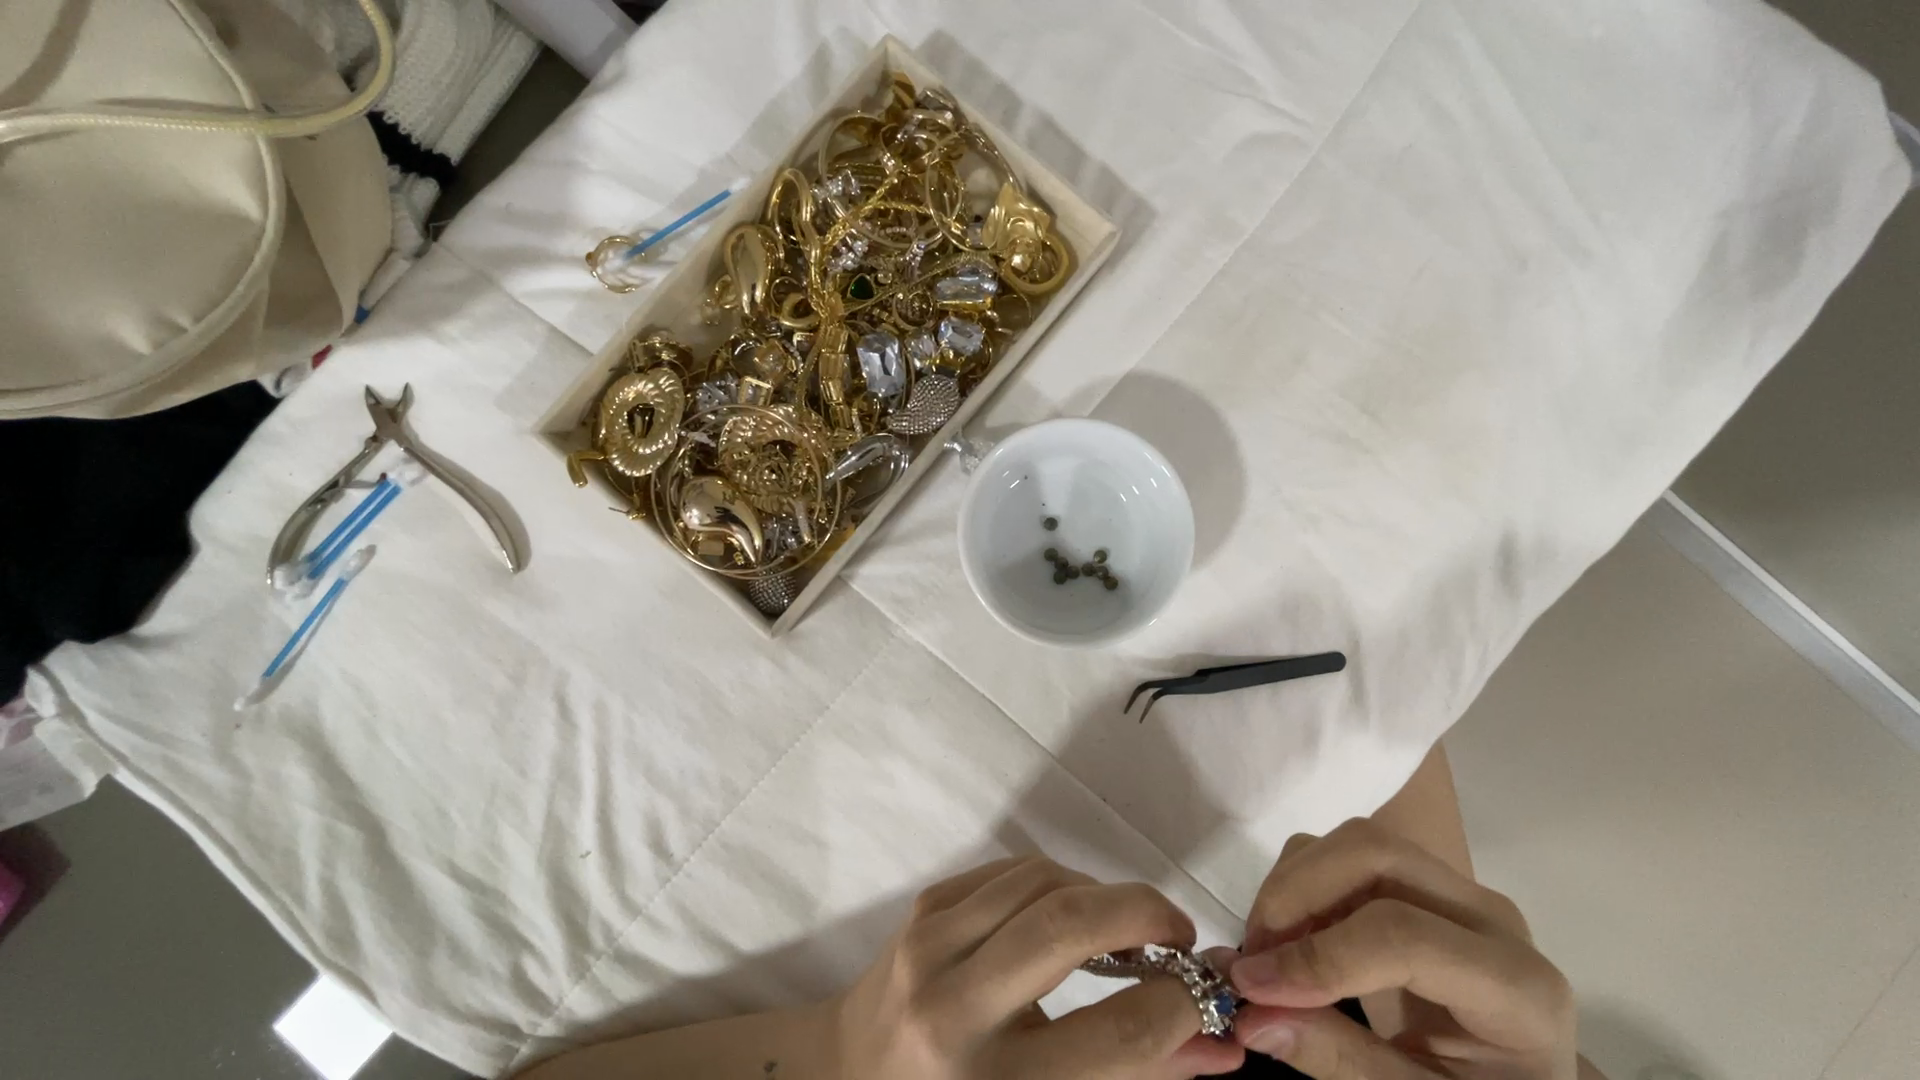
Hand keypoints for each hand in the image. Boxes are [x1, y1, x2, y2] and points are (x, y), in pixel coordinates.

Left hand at [830, 856, 1246, 1079]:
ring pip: (1043, 881)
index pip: (1114, 1036)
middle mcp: (954, 1005)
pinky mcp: (925, 904)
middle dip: (1144, 914)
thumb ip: (1133, 1072)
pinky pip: (1013, 870)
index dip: (1181, 1008)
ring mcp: (931, 943)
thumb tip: (1219, 1045)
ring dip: (1102, 894)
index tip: (1205, 991)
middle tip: (1178, 935)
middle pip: (1069, 926)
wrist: (850, 1070)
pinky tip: (1070, 911)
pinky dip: (1059, 881)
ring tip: (1125, 926)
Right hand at [1230, 819, 1579, 1079]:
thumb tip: (1250, 1015)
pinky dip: (1303, 885)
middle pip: (1374, 854)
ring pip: (1354, 843)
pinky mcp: (1422, 884)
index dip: (1319, 956)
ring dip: (1293, 885)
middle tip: (1253, 954)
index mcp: (1516, 988)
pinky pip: (1347, 856)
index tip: (1251, 988)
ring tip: (1268, 950)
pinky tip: (1293, 941)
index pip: (1403, 936)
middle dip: (1294, 893)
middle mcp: (1490, 917)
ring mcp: (1455, 891)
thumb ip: (1340, 1060)